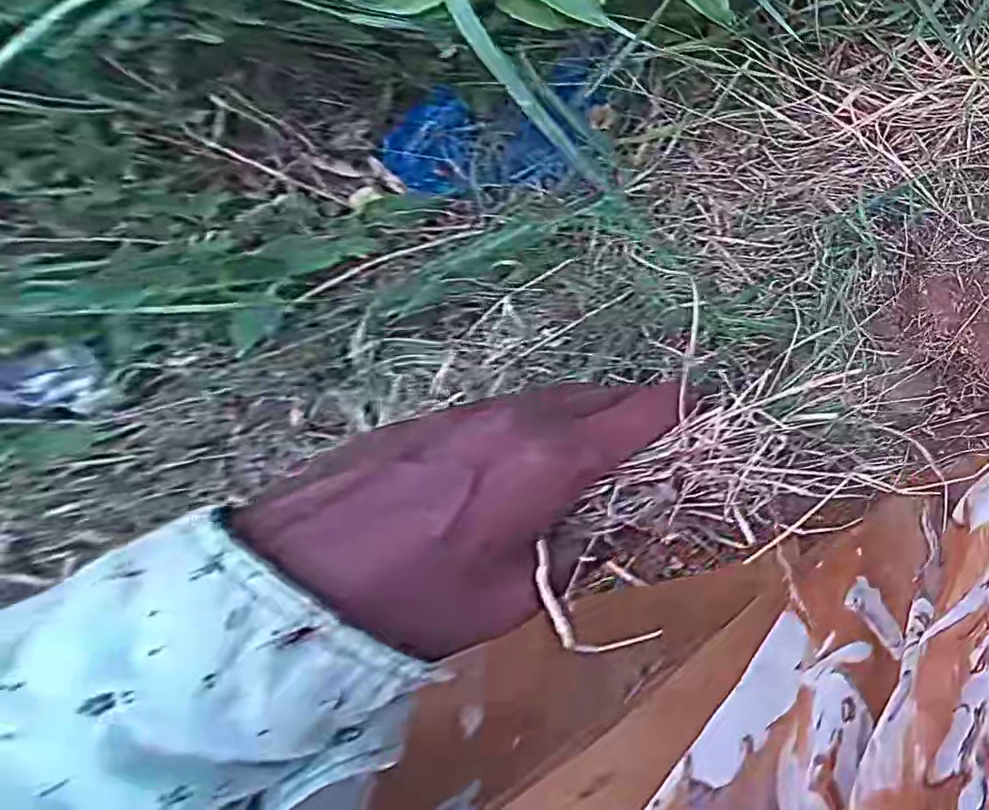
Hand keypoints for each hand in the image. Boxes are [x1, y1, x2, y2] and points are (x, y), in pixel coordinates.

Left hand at [229, 383, 688, 659]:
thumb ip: (584, 548)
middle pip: (614, 393)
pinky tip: (521, 461)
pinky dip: (545, 422)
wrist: (274, 588)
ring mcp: (482, 408)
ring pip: (566, 396)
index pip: (650, 409)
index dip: (688, 409)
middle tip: (655, 446)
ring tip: (590, 456)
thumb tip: (625, 524)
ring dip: (594, 416)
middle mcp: (528, 417)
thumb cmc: (412, 601)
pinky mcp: (443, 413)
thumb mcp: (516, 594)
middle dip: (644, 412)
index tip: (708, 417)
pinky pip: (519, 406)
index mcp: (557, 458)